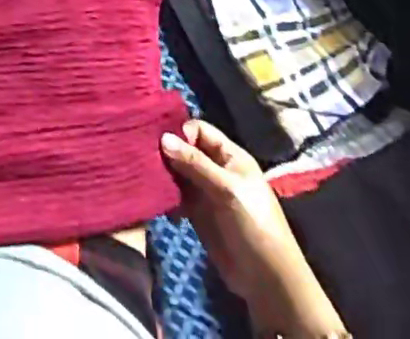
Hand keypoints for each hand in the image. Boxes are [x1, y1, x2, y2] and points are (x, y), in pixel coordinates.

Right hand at [162, 121, 348, 337]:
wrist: (266, 278)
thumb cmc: (253, 223)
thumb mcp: (227, 189)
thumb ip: (195, 163)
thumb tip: (163, 137)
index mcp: (230, 155)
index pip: (200, 130)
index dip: (181, 132)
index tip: (158, 140)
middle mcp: (216, 168)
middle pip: (186, 150)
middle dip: (167, 151)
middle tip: (143, 156)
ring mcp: (205, 191)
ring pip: (178, 172)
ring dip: (164, 174)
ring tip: (145, 178)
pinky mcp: (197, 213)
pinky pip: (177, 196)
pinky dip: (166, 196)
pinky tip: (156, 202)